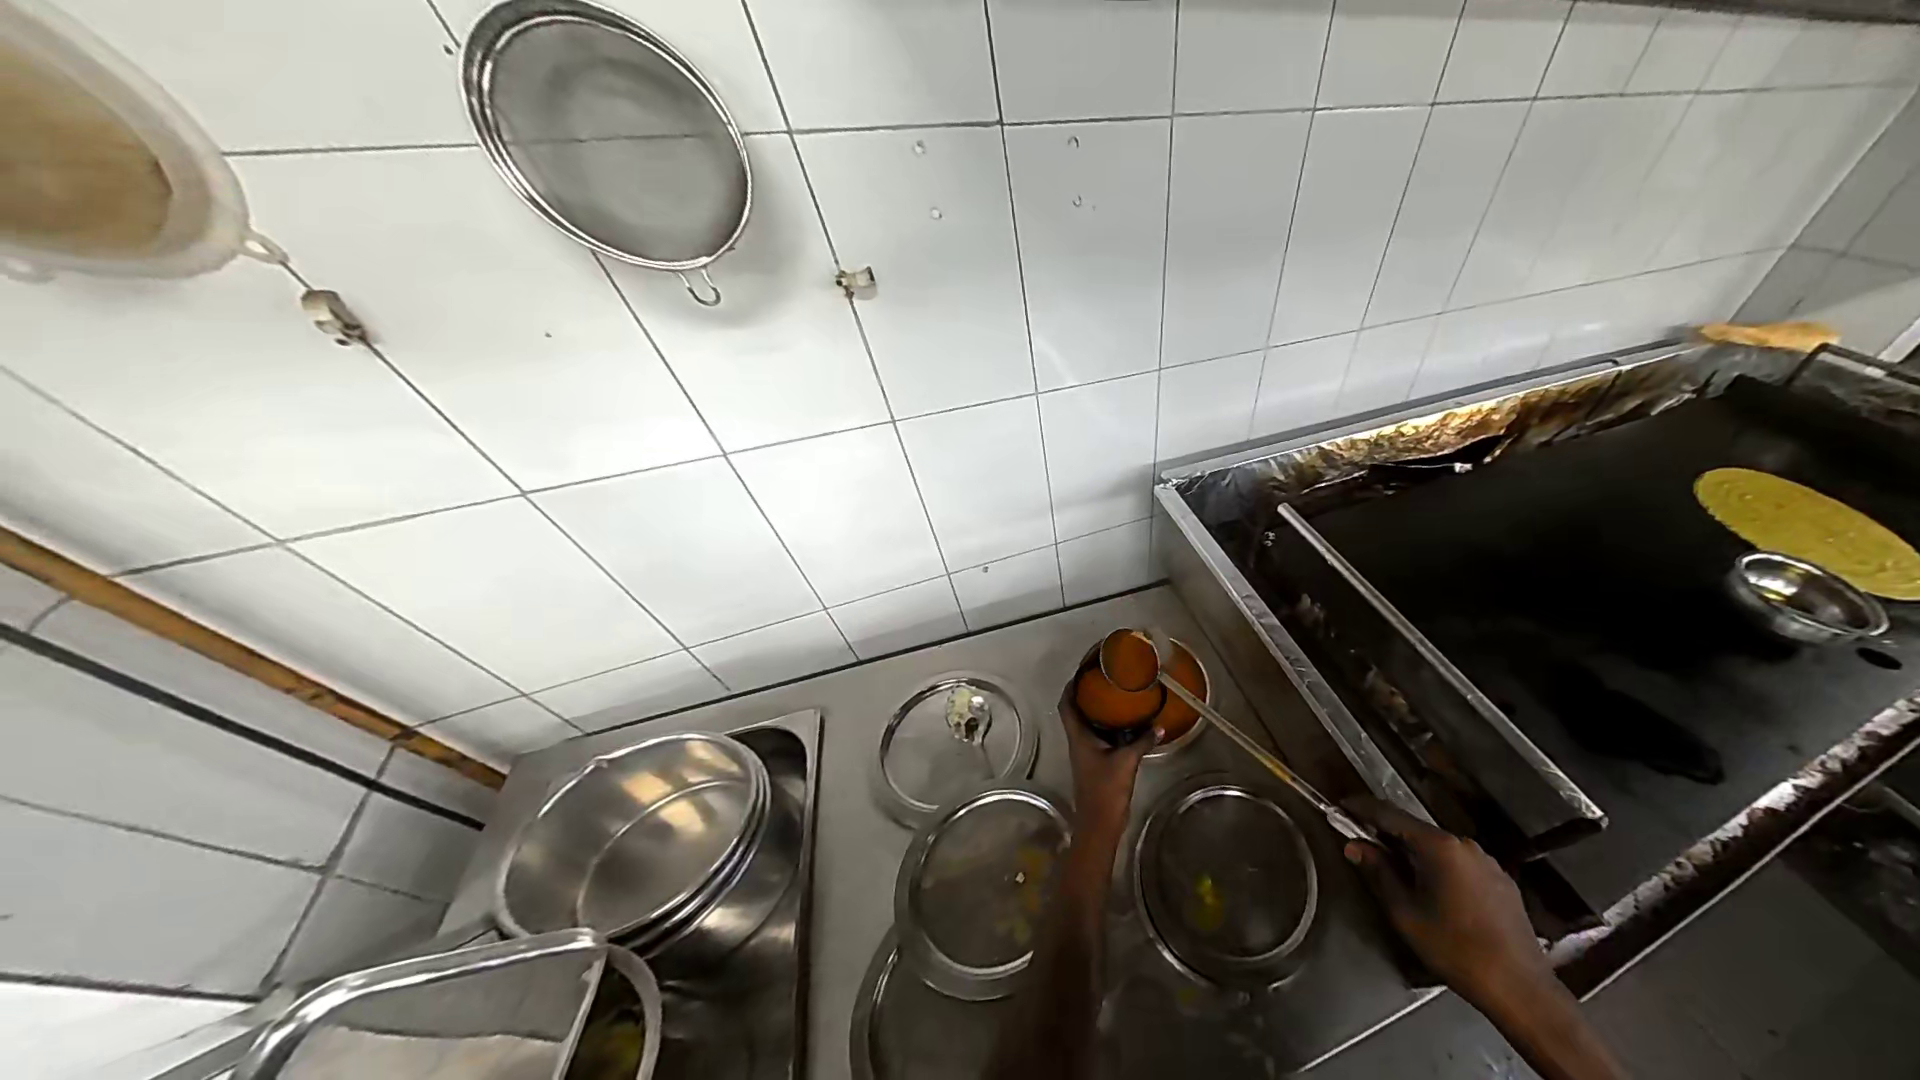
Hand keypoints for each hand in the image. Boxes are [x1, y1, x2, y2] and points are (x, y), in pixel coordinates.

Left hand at [1057, 685, 1158, 836]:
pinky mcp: (1097, 761)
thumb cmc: (1106, 789)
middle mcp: (1078, 740)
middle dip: (1086, 693)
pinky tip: (1127, 722)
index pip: (1066, 704)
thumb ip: (1142, 742)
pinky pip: (1100, 735)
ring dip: (1098, 709)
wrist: (1100, 822)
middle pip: (1076, 710)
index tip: (1084, 670)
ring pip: (1088, 723)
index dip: (1071, 686)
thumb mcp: (1126, 762)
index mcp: (1078, 736)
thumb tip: (1158, 725)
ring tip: (1117, 694)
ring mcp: (1087, 751)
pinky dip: (1110, 726)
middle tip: (1104, 678)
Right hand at [1342, 798, 1553, 1010]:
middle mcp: (1465, 845)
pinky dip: (1438, 867)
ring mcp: (1488, 863)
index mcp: (1439, 846)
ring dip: (1414, 853)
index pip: (1389, 814)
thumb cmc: (1454, 948)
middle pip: (1415, 830)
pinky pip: (1459, 864)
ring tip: (1397, 872)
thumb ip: (1378, 871)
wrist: (1522, 990)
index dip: (1361, 807)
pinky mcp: (1502, 882)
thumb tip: (1354, 845)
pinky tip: (1433, 890)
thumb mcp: (1404, 911)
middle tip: (1363, 845)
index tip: (1340, 804)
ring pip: (1438, 848)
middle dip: (1387, 835)